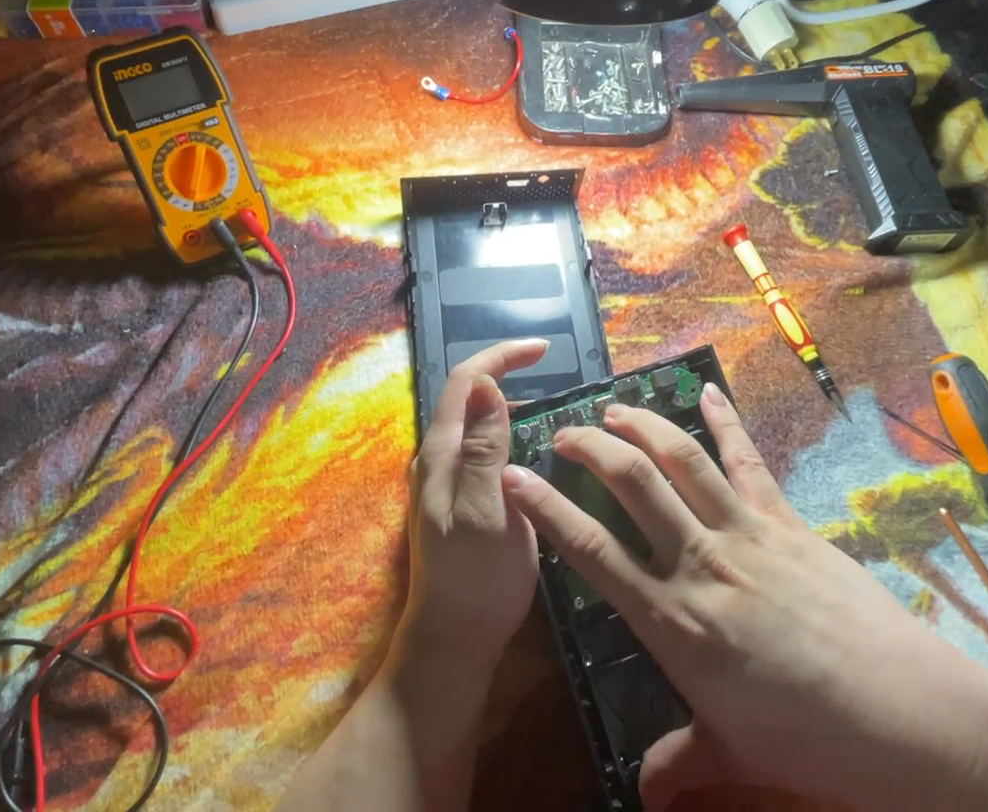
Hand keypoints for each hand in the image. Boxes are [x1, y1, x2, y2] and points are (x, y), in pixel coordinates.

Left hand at [394, 338, 549, 668]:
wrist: (452, 640)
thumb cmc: (476, 579)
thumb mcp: (487, 511)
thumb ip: (483, 449)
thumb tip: (485, 384)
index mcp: (442, 454)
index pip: (465, 381)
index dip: (500, 357)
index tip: (542, 347)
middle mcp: (436, 459)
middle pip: (465, 395)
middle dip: (504, 371)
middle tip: (551, 370)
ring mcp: (443, 480)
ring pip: (472, 421)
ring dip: (504, 400)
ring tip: (547, 400)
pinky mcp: (456, 499)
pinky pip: (478, 446)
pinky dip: (503, 430)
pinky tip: (528, 445)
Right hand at [500, 384, 987, 811]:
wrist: (904, 715)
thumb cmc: (808, 736)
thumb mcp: (731, 751)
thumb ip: (678, 764)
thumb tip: (643, 797)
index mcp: (673, 619)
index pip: (592, 551)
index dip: (547, 509)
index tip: (515, 478)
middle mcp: (700, 562)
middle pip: (633, 485)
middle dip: (591, 449)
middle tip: (563, 432)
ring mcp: (746, 534)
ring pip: (682, 461)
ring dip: (643, 427)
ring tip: (614, 409)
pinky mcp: (788, 522)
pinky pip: (749, 462)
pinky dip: (726, 423)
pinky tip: (708, 391)